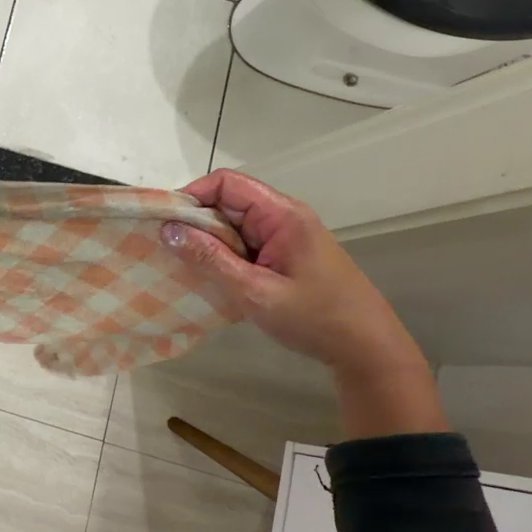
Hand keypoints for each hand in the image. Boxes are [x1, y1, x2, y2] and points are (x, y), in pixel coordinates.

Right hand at [159, 169, 424, 382]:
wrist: (366, 348)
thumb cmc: (314, 317)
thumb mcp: (255, 291)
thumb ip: (210, 258)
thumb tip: (167, 229)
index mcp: (283, 215)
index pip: (226, 183)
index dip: (191, 195)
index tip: (164, 223)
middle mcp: (283, 217)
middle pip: (226, 201)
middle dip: (193, 221)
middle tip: (167, 249)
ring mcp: (283, 236)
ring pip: (231, 224)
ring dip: (205, 240)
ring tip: (181, 264)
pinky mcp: (281, 254)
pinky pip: (241, 242)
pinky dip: (219, 254)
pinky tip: (206, 275)